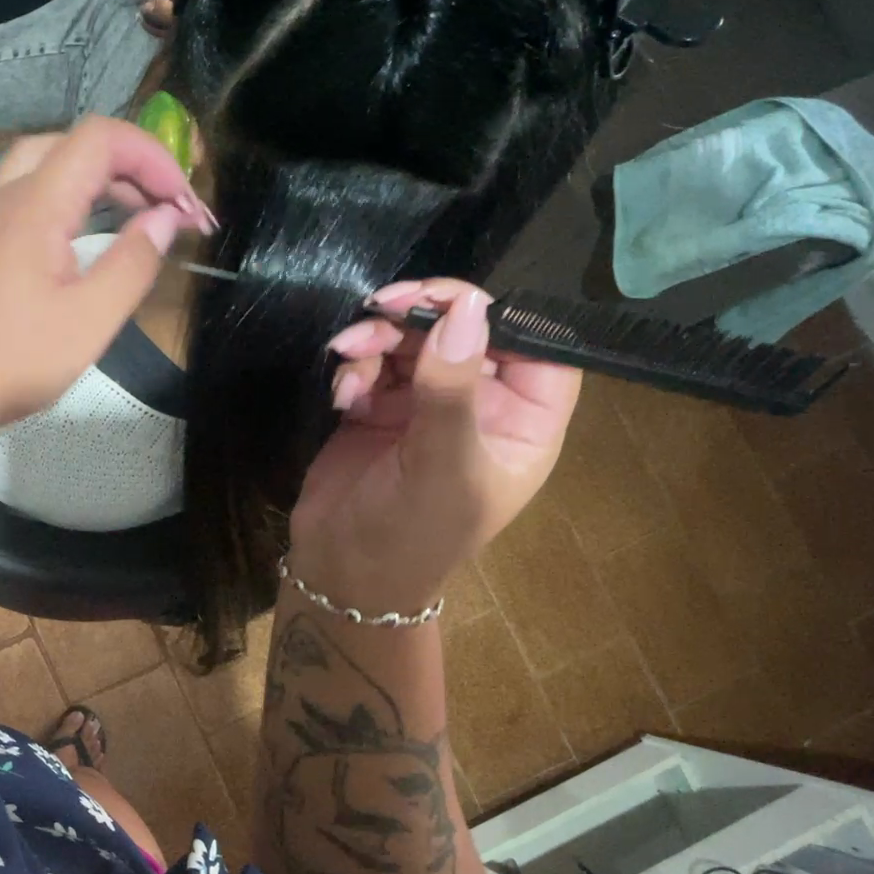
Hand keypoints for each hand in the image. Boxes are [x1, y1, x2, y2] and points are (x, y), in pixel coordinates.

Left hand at [0, 117, 208, 432]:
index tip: (183, 204)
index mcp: (32, 206)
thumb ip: (133, 263)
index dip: (152, 156)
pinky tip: (82, 238)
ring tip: (134, 217)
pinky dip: (65, 199)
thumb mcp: (89, 321)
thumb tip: (164, 219)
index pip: (99, 138)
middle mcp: (2, 199)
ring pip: (44, 167)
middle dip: (129, 165)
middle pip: (71, 145)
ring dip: (96, 180)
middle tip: (164, 208)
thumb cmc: (13, 364)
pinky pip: (24, 196)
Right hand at [289, 279, 581, 610]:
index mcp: (520, 421)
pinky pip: (370, 366)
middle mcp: (477, 406)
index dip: (498, 315)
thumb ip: (451, 389)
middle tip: (379, 308)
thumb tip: (467, 310)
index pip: (533, 346)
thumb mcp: (440, 465)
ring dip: (375, 341)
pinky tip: (340, 396)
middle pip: (462, 333)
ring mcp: (423, 407)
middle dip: (419, 319)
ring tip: (345, 354)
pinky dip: (352, 369)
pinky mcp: (375, 410)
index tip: (447, 301)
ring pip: (410, 344)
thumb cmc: (410, 534)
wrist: (340, 572)